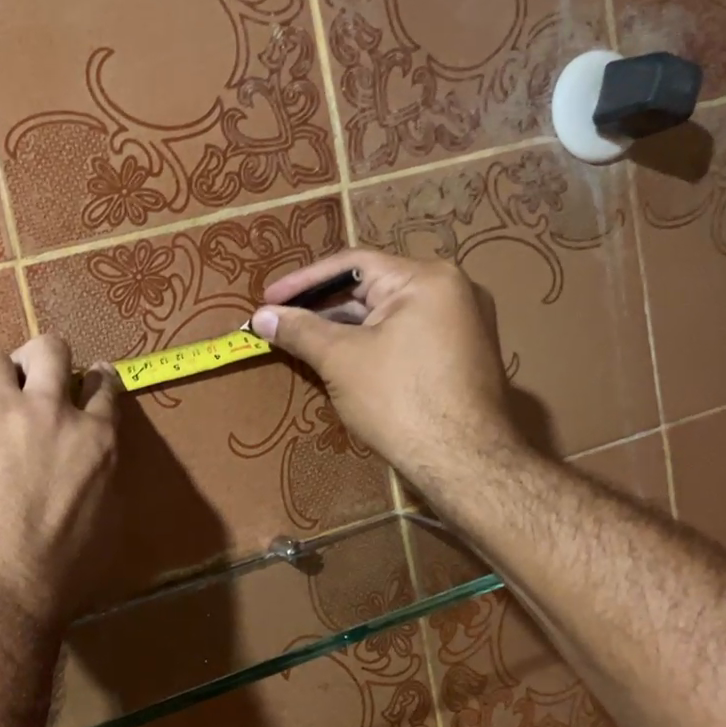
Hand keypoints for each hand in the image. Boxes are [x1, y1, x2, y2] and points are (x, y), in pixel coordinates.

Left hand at [0, 335, 119, 631]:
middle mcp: (48, 411)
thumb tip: (90, 463)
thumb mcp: (103, 532)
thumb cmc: (52, 581)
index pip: (100, 387)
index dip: (88, 381)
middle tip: (23, 382)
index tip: (78, 383)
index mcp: (94, 441)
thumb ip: (100, 481)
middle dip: (37, 359)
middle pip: (48, 349)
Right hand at [250, 249, 524, 487]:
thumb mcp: (340, 359)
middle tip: (278, 321)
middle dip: (320, 306)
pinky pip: (402, 332)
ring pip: (384, 312)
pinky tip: (335, 358)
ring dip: (340, 326)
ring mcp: (460, 321)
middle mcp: (451, 290)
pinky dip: (366, 341)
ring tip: (298, 341)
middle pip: (370, 287)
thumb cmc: (399, 400)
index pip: (352, 265)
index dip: (302, 281)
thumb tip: (262, 316)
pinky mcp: (457, 351)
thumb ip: (299, 330)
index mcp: (426, 279)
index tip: (267, 298)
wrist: (464, 461)